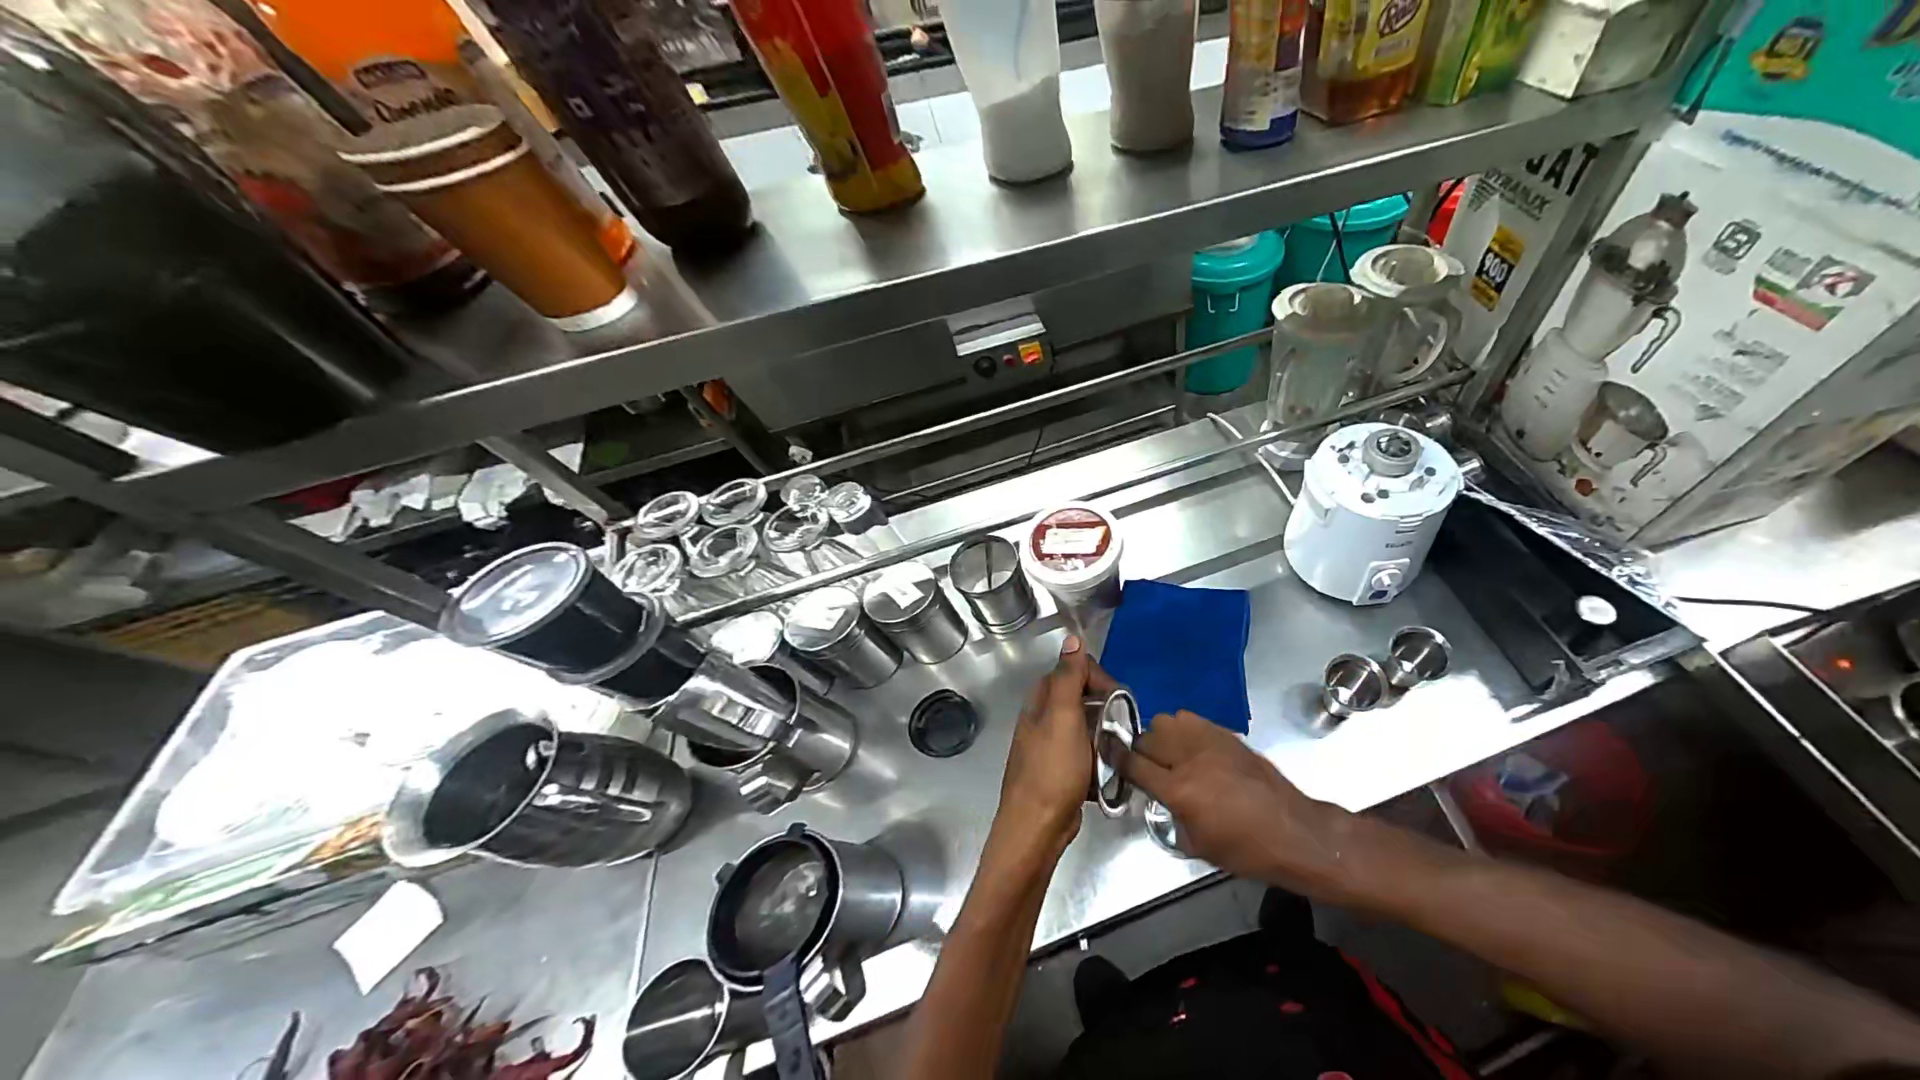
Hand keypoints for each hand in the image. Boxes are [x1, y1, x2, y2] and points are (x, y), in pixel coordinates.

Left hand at [996, 635, 1116, 850]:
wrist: (1038, 825)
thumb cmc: (1052, 769)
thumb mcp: (1063, 717)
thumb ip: (1067, 678)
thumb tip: (1072, 638)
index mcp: (1041, 701)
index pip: (1073, 671)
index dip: (1097, 678)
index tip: (1117, 698)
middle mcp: (1043, 718)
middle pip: (1081, 698)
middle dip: (1106, 707)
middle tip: (1123, 724)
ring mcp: (1052, 746)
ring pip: (1087, 727)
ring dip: (1106, 734)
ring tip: (1120, 748)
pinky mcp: (1062, 770)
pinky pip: (1088, 753)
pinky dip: (1100, 758)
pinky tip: (1110, 770)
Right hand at [1121, 711, 1357, 898]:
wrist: (1295, 833)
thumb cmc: (1246, 850)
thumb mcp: (1197, 844)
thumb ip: (1170, 815)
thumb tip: (1159, 798)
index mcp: (1179, 791)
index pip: (1133, 763)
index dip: (1116, 758)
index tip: (1108, 754)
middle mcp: (1190, 760)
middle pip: (1146, 737)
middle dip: (1140, 750)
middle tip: (1147, 764)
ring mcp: (1210, 743)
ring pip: (1167, 720)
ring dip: (1161, 735)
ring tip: (1169, 752)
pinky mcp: (1227, 736)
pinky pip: (1192, 720)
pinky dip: (1184, 730)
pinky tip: (1192, 747)